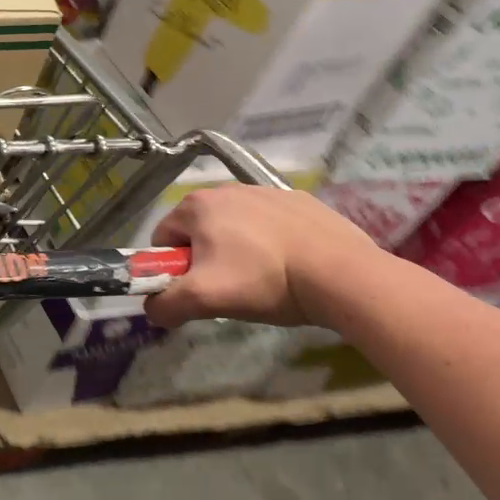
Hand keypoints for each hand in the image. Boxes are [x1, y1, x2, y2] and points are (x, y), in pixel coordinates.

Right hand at [142, 184, 387, 329]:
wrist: (345, 277)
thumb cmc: (265, 281)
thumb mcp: (205, 300)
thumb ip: (166, 305)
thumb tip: (153, 310)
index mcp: (196, 206)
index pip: (164, 238)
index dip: (175, 267)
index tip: (200, 287)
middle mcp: (226, 190)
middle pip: (200, 230)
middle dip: (208, 257)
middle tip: (233, 286)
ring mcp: (267, 192)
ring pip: (236, 226)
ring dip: (241, 249)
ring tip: (268, 278)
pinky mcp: (302, 201)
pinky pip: (272, 223)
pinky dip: (274, 241)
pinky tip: (293, 265)